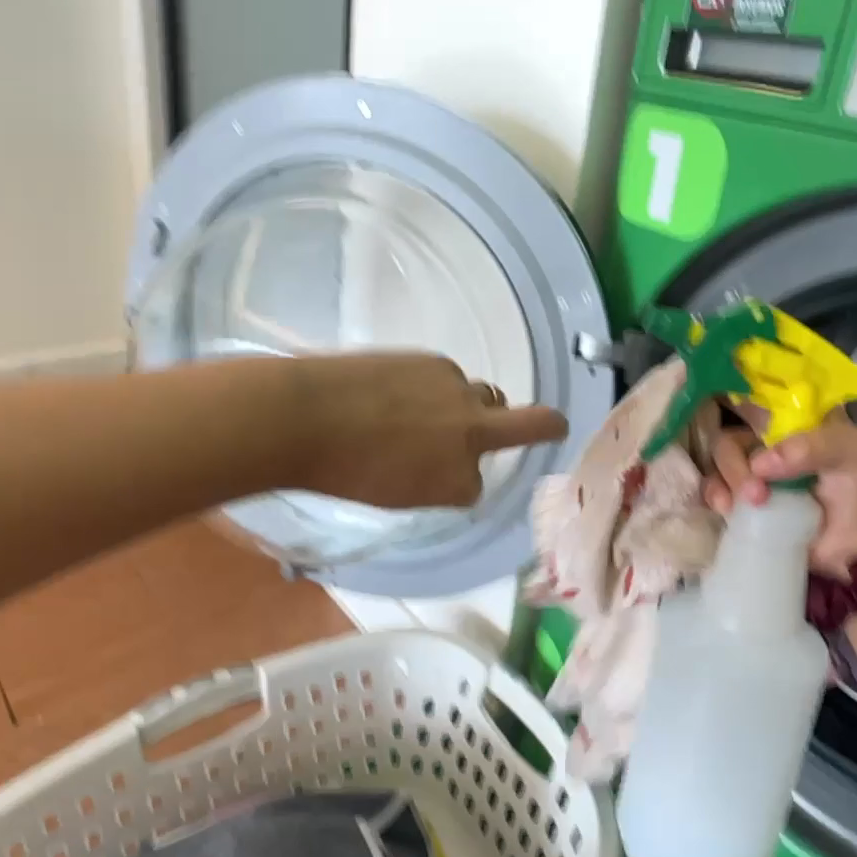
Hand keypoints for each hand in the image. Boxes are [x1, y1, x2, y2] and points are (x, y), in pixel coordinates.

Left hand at [281, 354, 567, 508]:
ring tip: (427, 409)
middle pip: (531, 424)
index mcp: (458, 481)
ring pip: (485, 396)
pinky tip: (397, 391)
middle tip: (553, 425)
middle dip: (545, 426)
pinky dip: (435, 386)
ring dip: (471, 405)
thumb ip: (432, 478)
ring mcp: (456, 391)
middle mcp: (471, 433)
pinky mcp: (433, 361)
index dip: (458, 481)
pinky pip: (448, 378)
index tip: (437, 481)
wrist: (302, 415)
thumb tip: (440, 457)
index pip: (477, 484)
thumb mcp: (395, 494)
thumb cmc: (339, 472)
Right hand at [702, 407, 856, 578]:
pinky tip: (726, 509)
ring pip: (718, 461)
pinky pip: (713, 488)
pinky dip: (714, 495)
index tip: (720, 405)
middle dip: (735, 464)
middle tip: (757, 492)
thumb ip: (810, 448)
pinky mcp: (741, 498)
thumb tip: (759, 464)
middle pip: (729, 436)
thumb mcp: (848, 453)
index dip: (730, 394)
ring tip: (749, 504)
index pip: (753, 394)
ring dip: (726, 481)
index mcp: (789, 416)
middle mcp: (763, 437)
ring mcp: (749, 468)